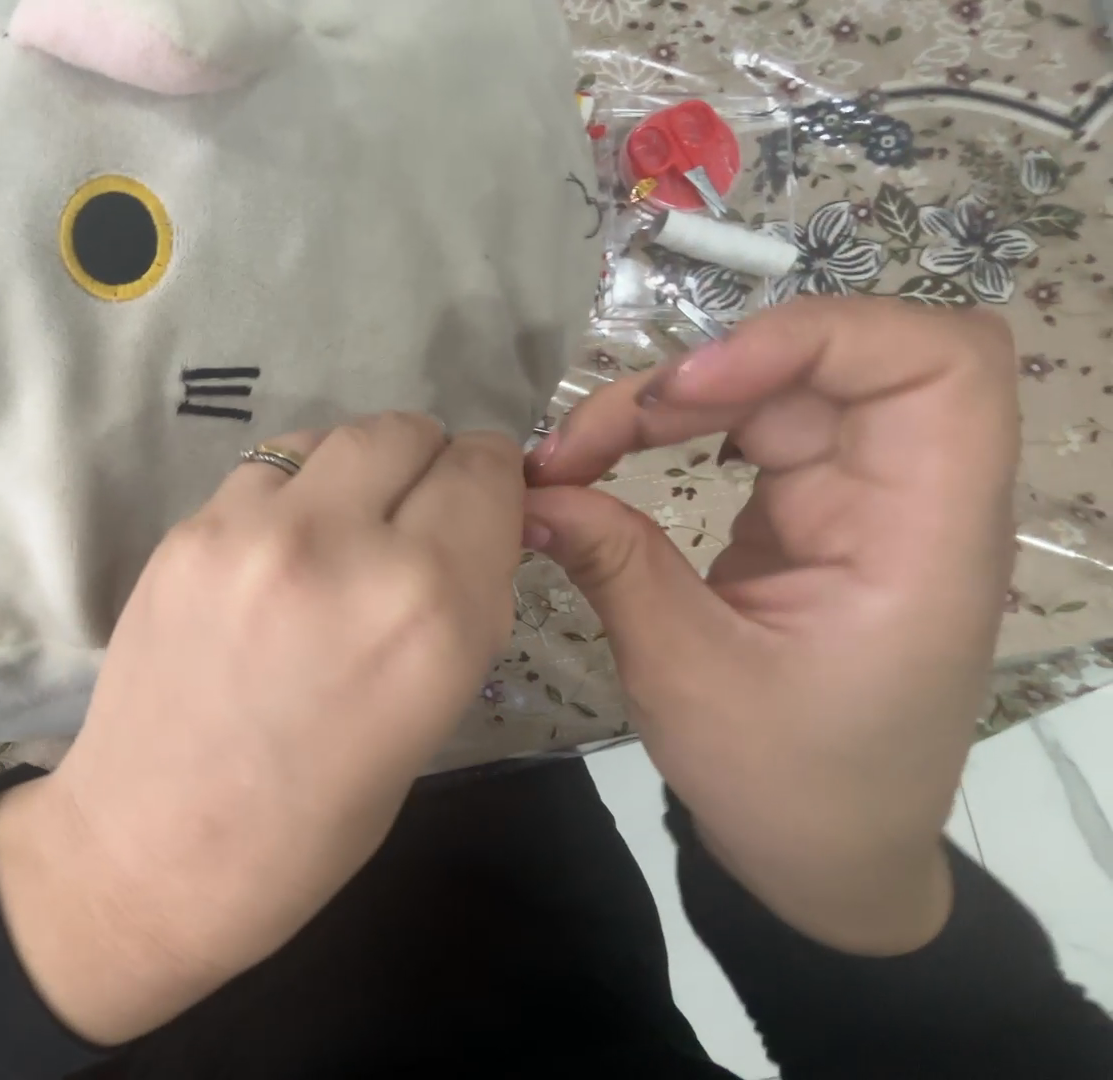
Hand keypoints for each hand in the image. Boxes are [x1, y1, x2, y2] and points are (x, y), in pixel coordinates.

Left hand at [0, 413, 524, 1044]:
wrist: (151, 848)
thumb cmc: (307, 825)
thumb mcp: (425, 719)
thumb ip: (456, 608)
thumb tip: (471, 535)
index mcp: (428, 613)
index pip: (484, 474)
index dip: (491, 485)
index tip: (479, 506)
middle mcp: (339, 549)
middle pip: (406, 432)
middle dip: (425, 466)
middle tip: (409, 517)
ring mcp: (245, 533)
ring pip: (329, 438)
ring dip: (351, 471)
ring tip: (338, 530)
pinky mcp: (182, 534)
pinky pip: (260, 471)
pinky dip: (286, 492)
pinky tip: (273, 549)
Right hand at [524, 297, 1020, 956]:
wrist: (818, 847)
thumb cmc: (781, 776)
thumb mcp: (685, 672)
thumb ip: (614, 565)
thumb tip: (528, 493)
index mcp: (920, 536)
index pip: (930, 364)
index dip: (808, 339)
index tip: (680, 391)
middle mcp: (900, 498)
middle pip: (821, 368)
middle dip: (685, 385)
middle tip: (574, 445)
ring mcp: (850, 505)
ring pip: (769, 396)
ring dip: (660, 410)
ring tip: (568, 459)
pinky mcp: (800, 520)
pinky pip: (739, 441)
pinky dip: (662, 440)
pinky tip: (603, 468)